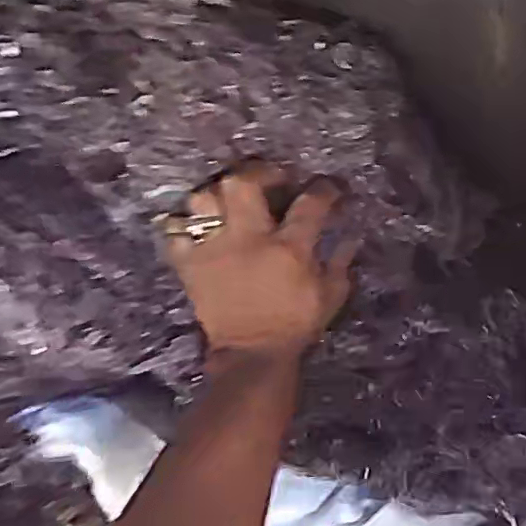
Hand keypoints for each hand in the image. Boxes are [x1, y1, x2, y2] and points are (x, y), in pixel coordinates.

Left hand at [164, 163, 356, 357]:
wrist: (253, 354)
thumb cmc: (296, 325)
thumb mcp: (330, 297)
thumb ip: (340, 263)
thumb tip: (350, 237)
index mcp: (289, 249)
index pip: (310, 205)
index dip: (323, 190)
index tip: (329, 188)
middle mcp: (249, 239)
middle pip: (243, 184)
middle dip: (259, 171)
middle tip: (271, 178)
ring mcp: (214, 249)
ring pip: (204, 198)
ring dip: (219, 195)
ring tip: (231, 202)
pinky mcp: (190, 264)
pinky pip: (175, 230)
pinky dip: (184, 225)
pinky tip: (199, 228)